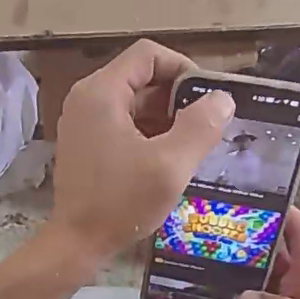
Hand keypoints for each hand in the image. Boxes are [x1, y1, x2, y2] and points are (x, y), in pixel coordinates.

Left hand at [46, 40, 234, 265]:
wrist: (77, 243)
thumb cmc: (120, 203)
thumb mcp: (170, 165)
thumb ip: (200, 127)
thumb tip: (222, 99)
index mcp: (101, 92)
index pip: (149, 55)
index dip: (184, 68)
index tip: (207, 98)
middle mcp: (87, 98)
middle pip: (141, 78)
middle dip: (177, 98)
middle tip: (206, 126)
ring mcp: (83, 121)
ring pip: (134, 103)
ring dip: (166, 118)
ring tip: (192, 145)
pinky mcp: (85, 143)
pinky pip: (123, 123)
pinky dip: (149, 133)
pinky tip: (168, 159)